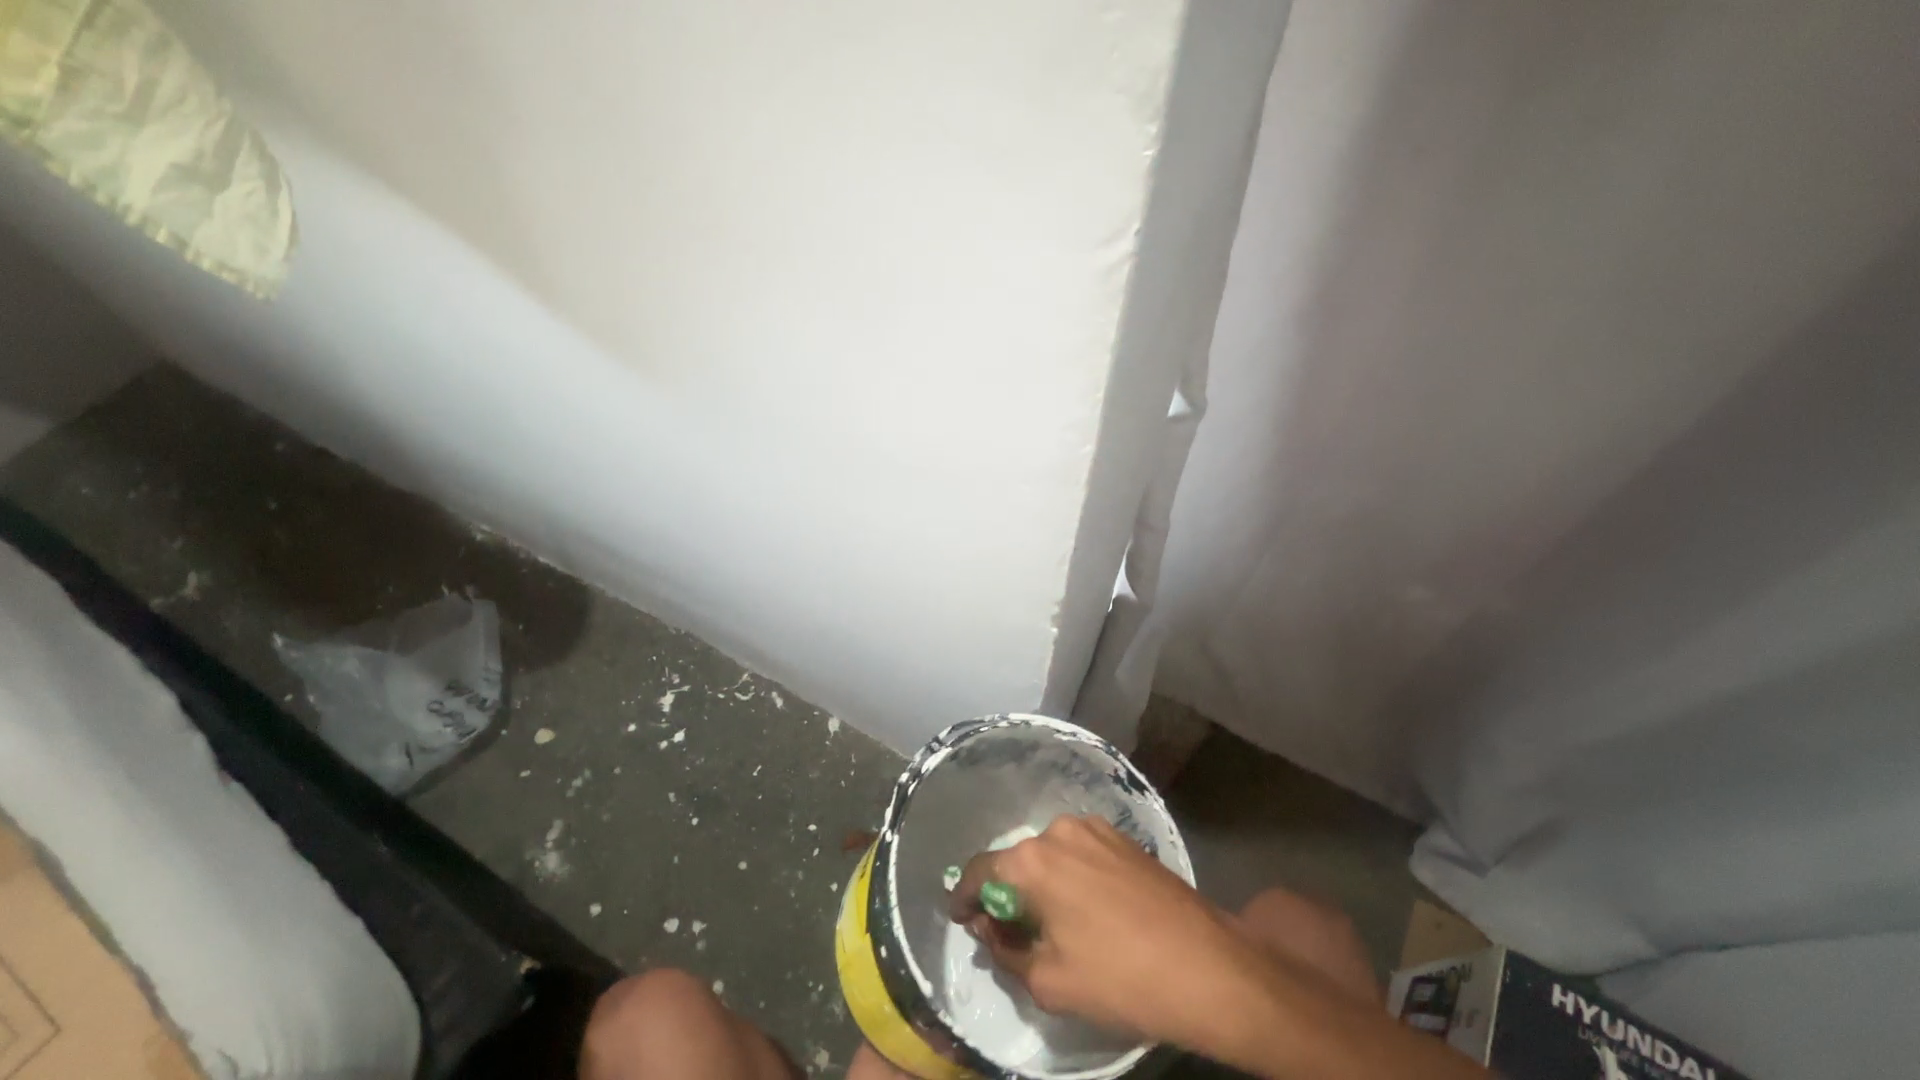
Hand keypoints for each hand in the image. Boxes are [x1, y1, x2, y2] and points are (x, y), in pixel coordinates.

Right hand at [948, 815, 1267, 1049]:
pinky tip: (1086, 913)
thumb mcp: (1048, 980)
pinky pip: (1082, 856)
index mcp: (1032, 861)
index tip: (961, 919)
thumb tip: (991, 928)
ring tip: (1051, 925)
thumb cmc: (1121, 979)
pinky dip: (1072, 879)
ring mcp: (1098, 831)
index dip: (963, 898)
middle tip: (1008, 933)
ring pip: (1051, 857)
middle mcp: (1060, 832)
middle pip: (1016, 862)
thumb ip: (1005, 950)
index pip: (978, 872)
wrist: (1209, 968)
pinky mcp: (1127, 841)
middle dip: (1006, 895)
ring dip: (1042, 885)